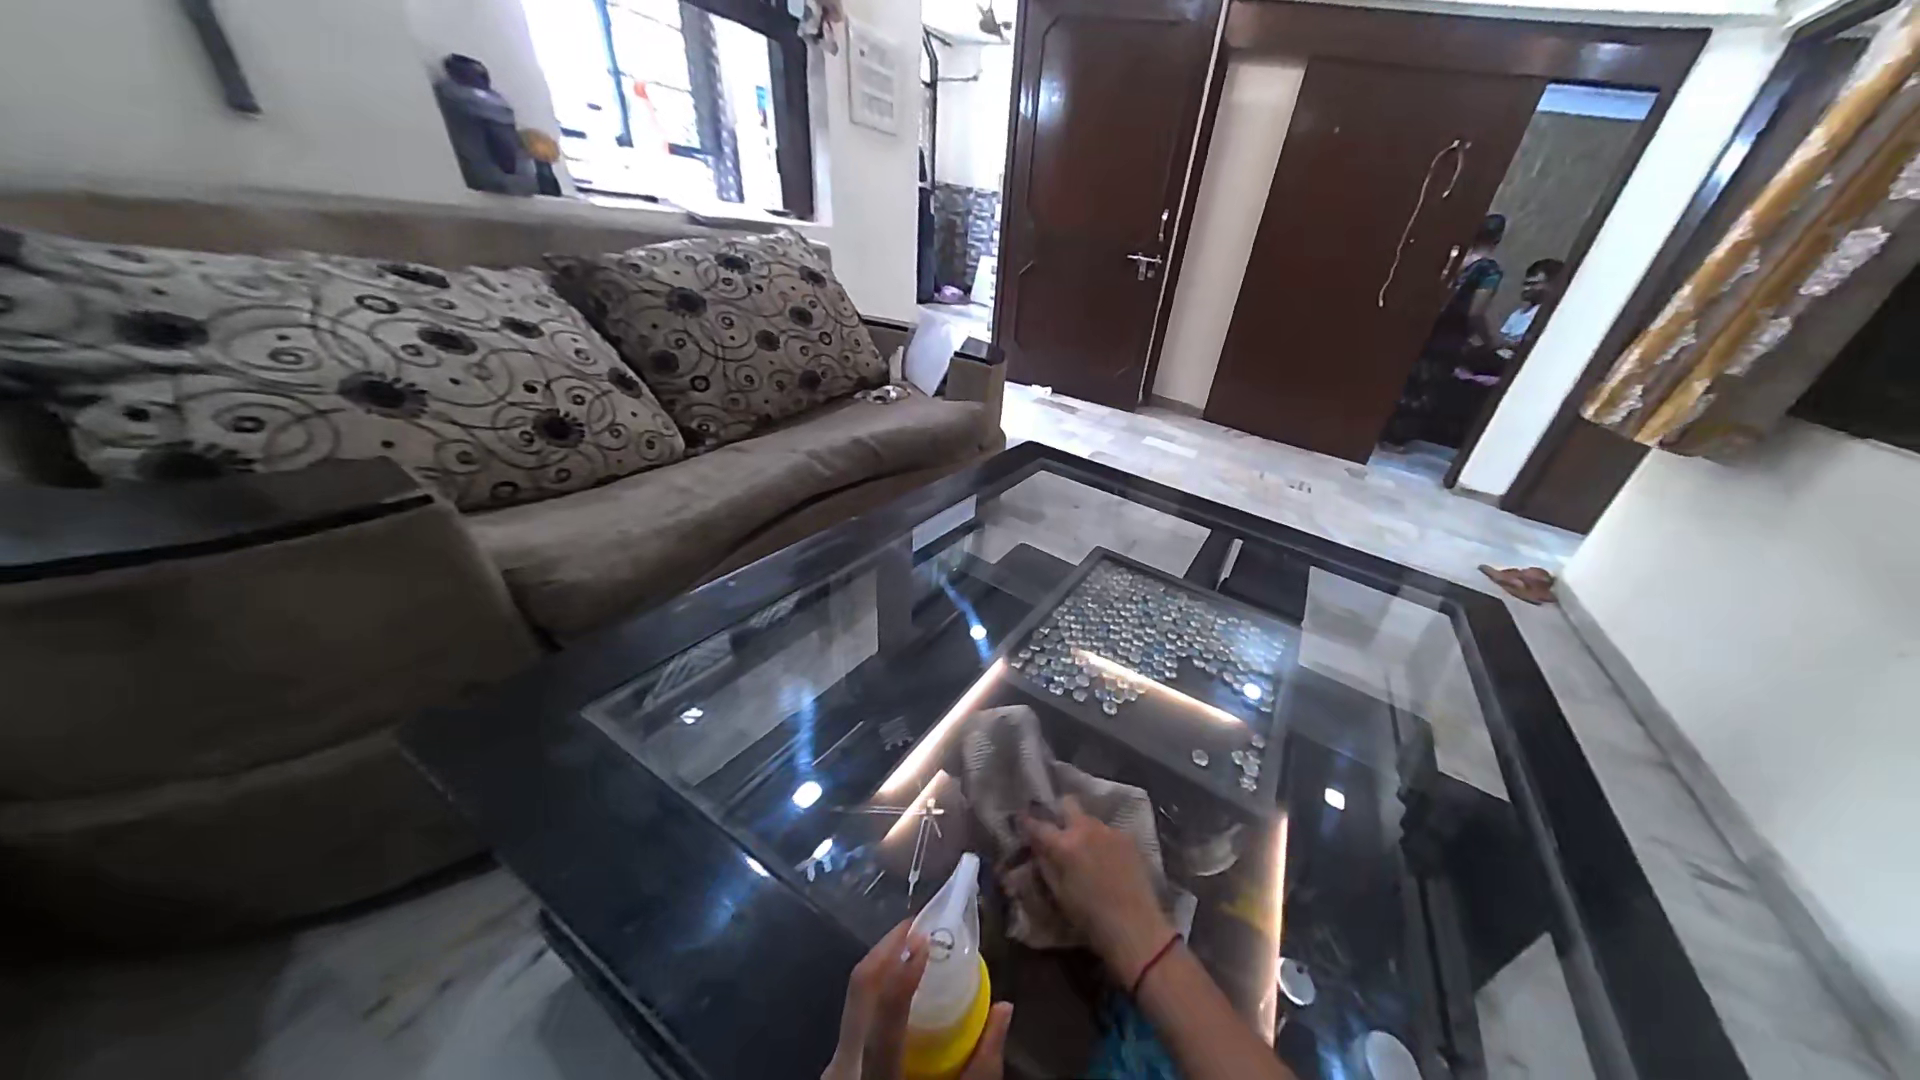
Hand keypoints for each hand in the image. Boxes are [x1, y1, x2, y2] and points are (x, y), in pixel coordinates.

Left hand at [824, 920, 1013, 1079]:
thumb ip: (982, 1069)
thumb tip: (1004, 1008)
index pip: (884, 1020)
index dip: (900, 976)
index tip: (924, 937)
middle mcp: (842, 1069)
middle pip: (859, 988)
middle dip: (888, 947)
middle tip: (921, 923)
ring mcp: (833, 1066)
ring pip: (854, 996)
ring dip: (882, 962)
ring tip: (913, 944)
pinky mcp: (836, 1063)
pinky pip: (855, 1011)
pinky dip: (878, 987)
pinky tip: (899, 980)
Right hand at [1020, 796, 1174, 986]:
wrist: (1136, 927)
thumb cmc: (1090, 918)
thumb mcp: (1058, 893)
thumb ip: (1045, 864)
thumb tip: (1036, 847)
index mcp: (1064, 844)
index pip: (1038, 825)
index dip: (1027, 822)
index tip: (1022, 820)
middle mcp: (1086, 829)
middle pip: (1068, 804)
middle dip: (1059, 812)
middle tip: (1058, 830)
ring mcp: (1109, 831)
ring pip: (1089, 819)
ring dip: (1082, 828)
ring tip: (1085, 849)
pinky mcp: (1128, 838)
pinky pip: (1108, 831)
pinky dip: (1101, 840)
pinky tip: (1106, 859)